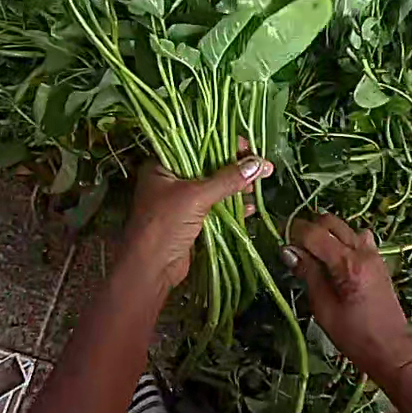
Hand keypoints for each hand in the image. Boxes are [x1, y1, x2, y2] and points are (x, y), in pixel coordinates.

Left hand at [119, 154, 271, 286]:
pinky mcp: (191, 219)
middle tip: (262, 167)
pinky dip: (232, 205)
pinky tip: (250, 207)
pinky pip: (216, 206)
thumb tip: (257, 165)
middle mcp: (171, 178)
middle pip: (209, 165)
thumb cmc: (163, 225)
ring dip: (237, 186)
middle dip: (236, 167)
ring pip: (215, 186)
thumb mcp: (195, 196)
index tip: (249, 147)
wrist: (149, 269)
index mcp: (163, 164)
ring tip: (259, 185)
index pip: (198, 143)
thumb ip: (227, 180)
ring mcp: (181, 199)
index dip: (224, 143)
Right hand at [282, 213, 411, 383]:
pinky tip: (335, 258)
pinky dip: (342, 240)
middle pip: (330, 222)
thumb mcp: (323, 308)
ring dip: (325, 233)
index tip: (278, 237)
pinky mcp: (378, 260)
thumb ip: (308, 274)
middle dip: (308, 228)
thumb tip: (288, 251)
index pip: (314, 233)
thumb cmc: (354, 336)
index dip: (293, 232)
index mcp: (348, 264)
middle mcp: (362, 251)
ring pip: (344, 227)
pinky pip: (357, 238)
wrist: (391, 350)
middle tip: (293, 246)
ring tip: (312, 254)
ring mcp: (373, 253)